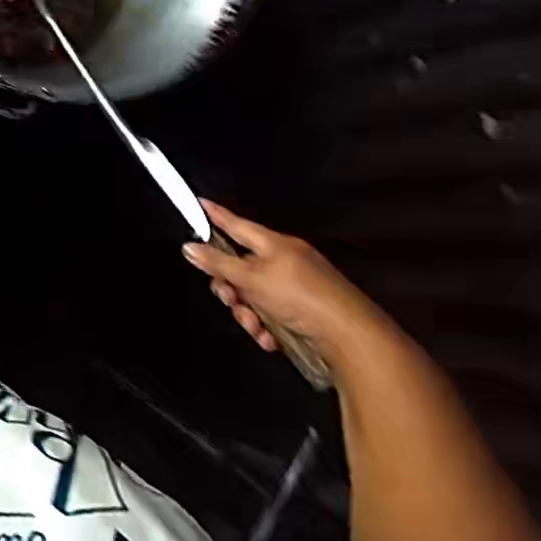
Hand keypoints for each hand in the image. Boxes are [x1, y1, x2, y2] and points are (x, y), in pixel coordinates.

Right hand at [182, 200, 386, 360]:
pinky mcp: (304, 310)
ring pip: (253, 295)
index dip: (216, 215)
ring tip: (257, 327)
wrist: (350, 337)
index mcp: (274, 245)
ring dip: (248, 314)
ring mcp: (295, 286)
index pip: (236, 224)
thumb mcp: (251, 279)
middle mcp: (284, 261)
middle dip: (231, 289)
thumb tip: (190, 247)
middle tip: (231, 300)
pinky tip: (270, 337)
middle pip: (240, 268)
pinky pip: (271, 312)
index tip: (201, 203)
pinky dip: (267, 326)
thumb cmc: (303, 299)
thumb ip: (218, 263)